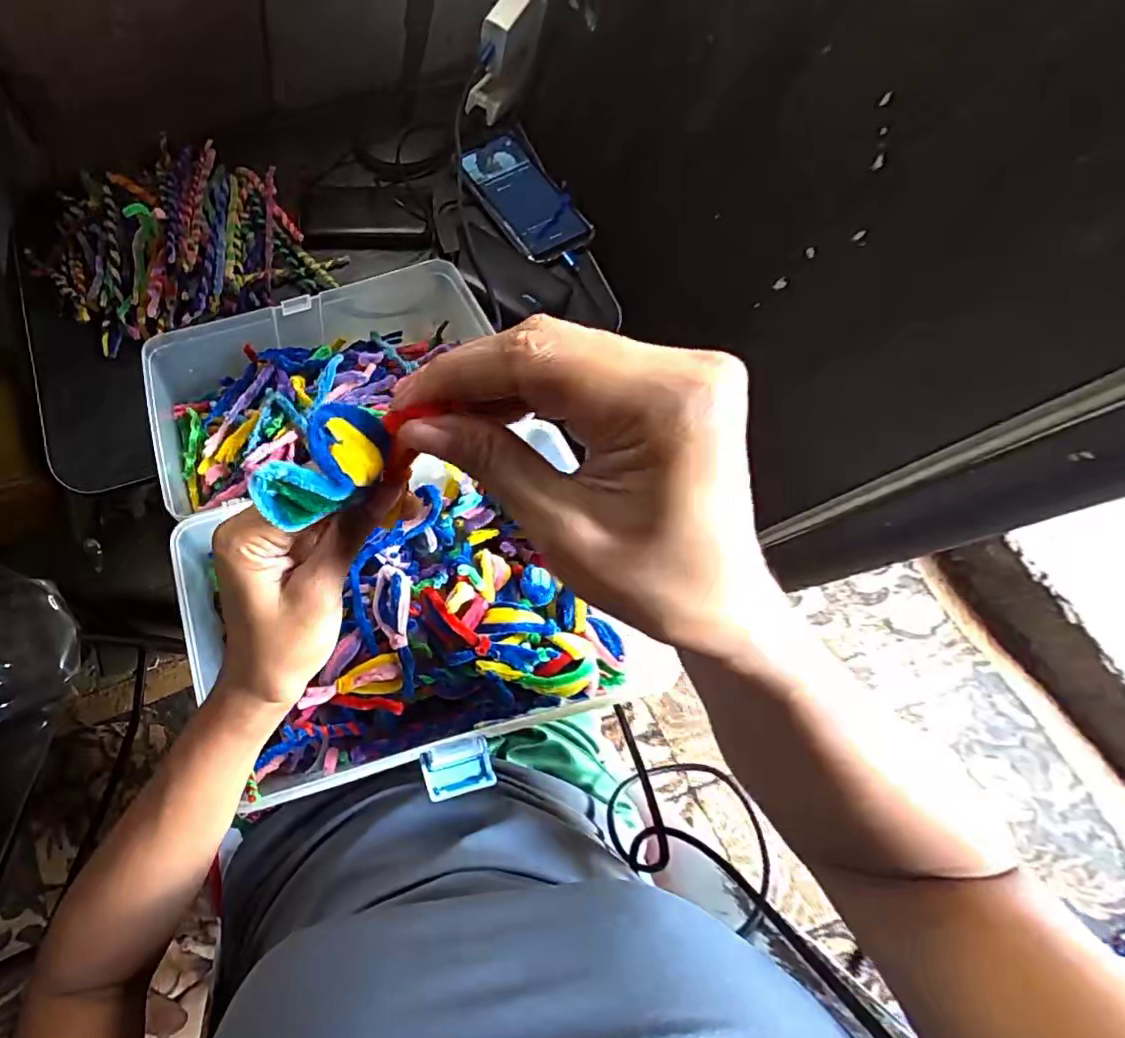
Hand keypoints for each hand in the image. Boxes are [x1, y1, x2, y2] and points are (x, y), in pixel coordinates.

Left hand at [210, 492, 396, 712]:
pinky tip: (379, 510)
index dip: (348, 477)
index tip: (391, 464)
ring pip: (316, 505)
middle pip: (308, 493)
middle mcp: (246, 524)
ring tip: (401, 492)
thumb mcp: (320, 590)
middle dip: (356, 487)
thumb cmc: (286, 649)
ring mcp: (262, 533)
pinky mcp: (278, 545)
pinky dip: (346, 520)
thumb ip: (349, 534)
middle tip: (403, 478)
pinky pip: (315, 523)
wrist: (262, 686)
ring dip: (357, 501)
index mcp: (244, 535)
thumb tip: (388, 486)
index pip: (301, 491)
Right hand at [391, 315, 785, 655]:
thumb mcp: (559, 528)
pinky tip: (486, 411)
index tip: (403, 401)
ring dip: (490, 381)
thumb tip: (420, 426)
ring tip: (439, 415)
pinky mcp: (664, 384)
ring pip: (557, 352)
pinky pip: (578, 372)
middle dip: (468, 375)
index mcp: (662, 400)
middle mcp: (677, 366)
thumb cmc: (652, 584)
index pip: (536, 356)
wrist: (721, 605)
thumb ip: (490, 461)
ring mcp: (675, 370)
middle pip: (546, 344)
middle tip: (413, 411)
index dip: (457, 372)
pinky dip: (524, 390)